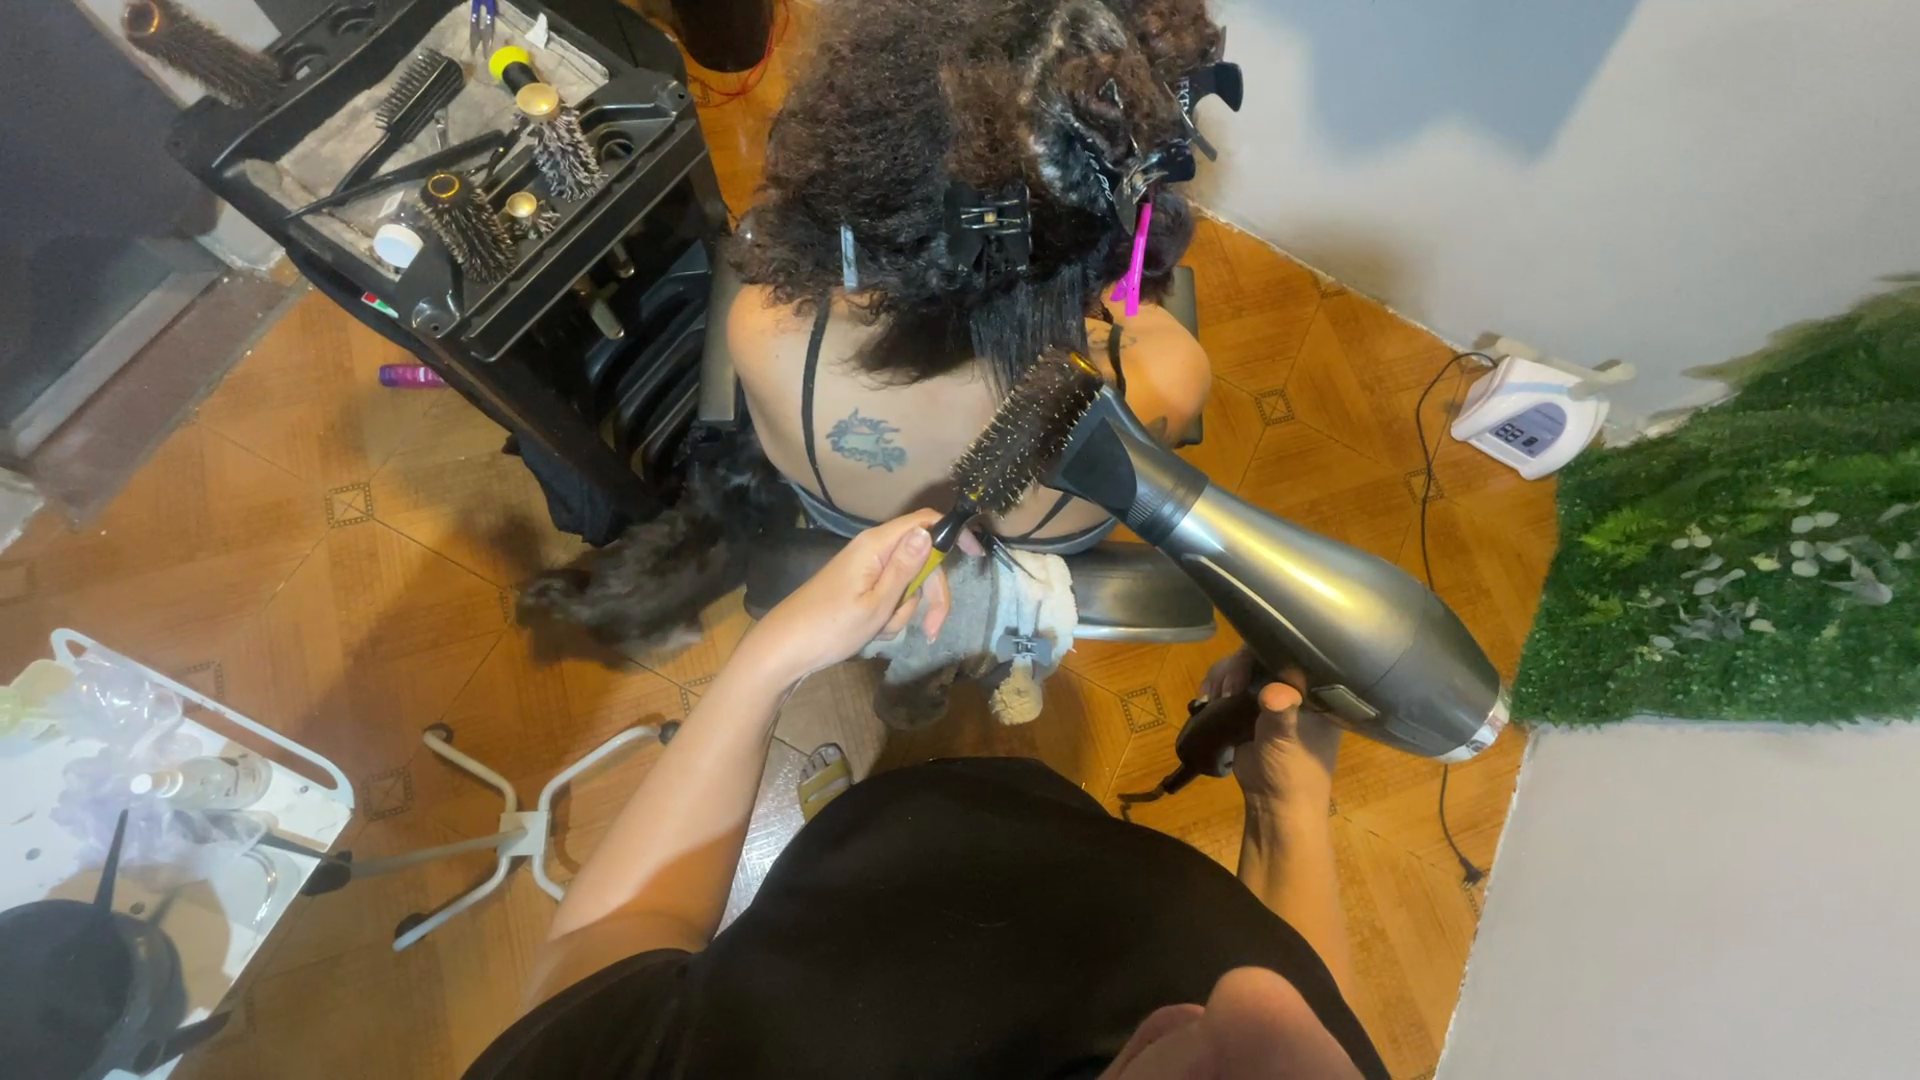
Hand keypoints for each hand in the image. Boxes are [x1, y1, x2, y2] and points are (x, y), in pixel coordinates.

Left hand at [744, 510, 953, 682]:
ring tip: (880, 629)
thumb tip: (928, 531)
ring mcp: (865, 569)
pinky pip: (889, 595)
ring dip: (904, 610)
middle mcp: (872, 551)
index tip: (976, 555)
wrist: (785, 650)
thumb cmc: (830, 627)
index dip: (953, 533)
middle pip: (921, 559)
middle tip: (932, 628)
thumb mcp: (877, 603)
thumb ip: (906, 568)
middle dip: (931, 593)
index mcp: (876, 546)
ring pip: (907, 583)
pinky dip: (889, 615)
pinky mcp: (860, 587)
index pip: (924, 521)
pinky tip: (872, 631)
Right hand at [1199, 648, 1341, 807]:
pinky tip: (1206, 700)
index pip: (1288, 655)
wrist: (1275, 805)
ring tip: (1212, 697)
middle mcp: (1291, 690)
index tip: (1244, 673)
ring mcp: (1267, 699)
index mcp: (1313, 692)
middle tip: (1225, 691)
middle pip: (1257, 658)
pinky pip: (1227, 687)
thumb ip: (1281, 714)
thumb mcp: (1287, 742)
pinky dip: (1214, 688)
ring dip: (1220, 678)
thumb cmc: (1292, 773)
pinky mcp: (1247, 710)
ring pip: (1239, 670)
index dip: (1262, 654)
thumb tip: (1273, 691)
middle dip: (1234, 669)